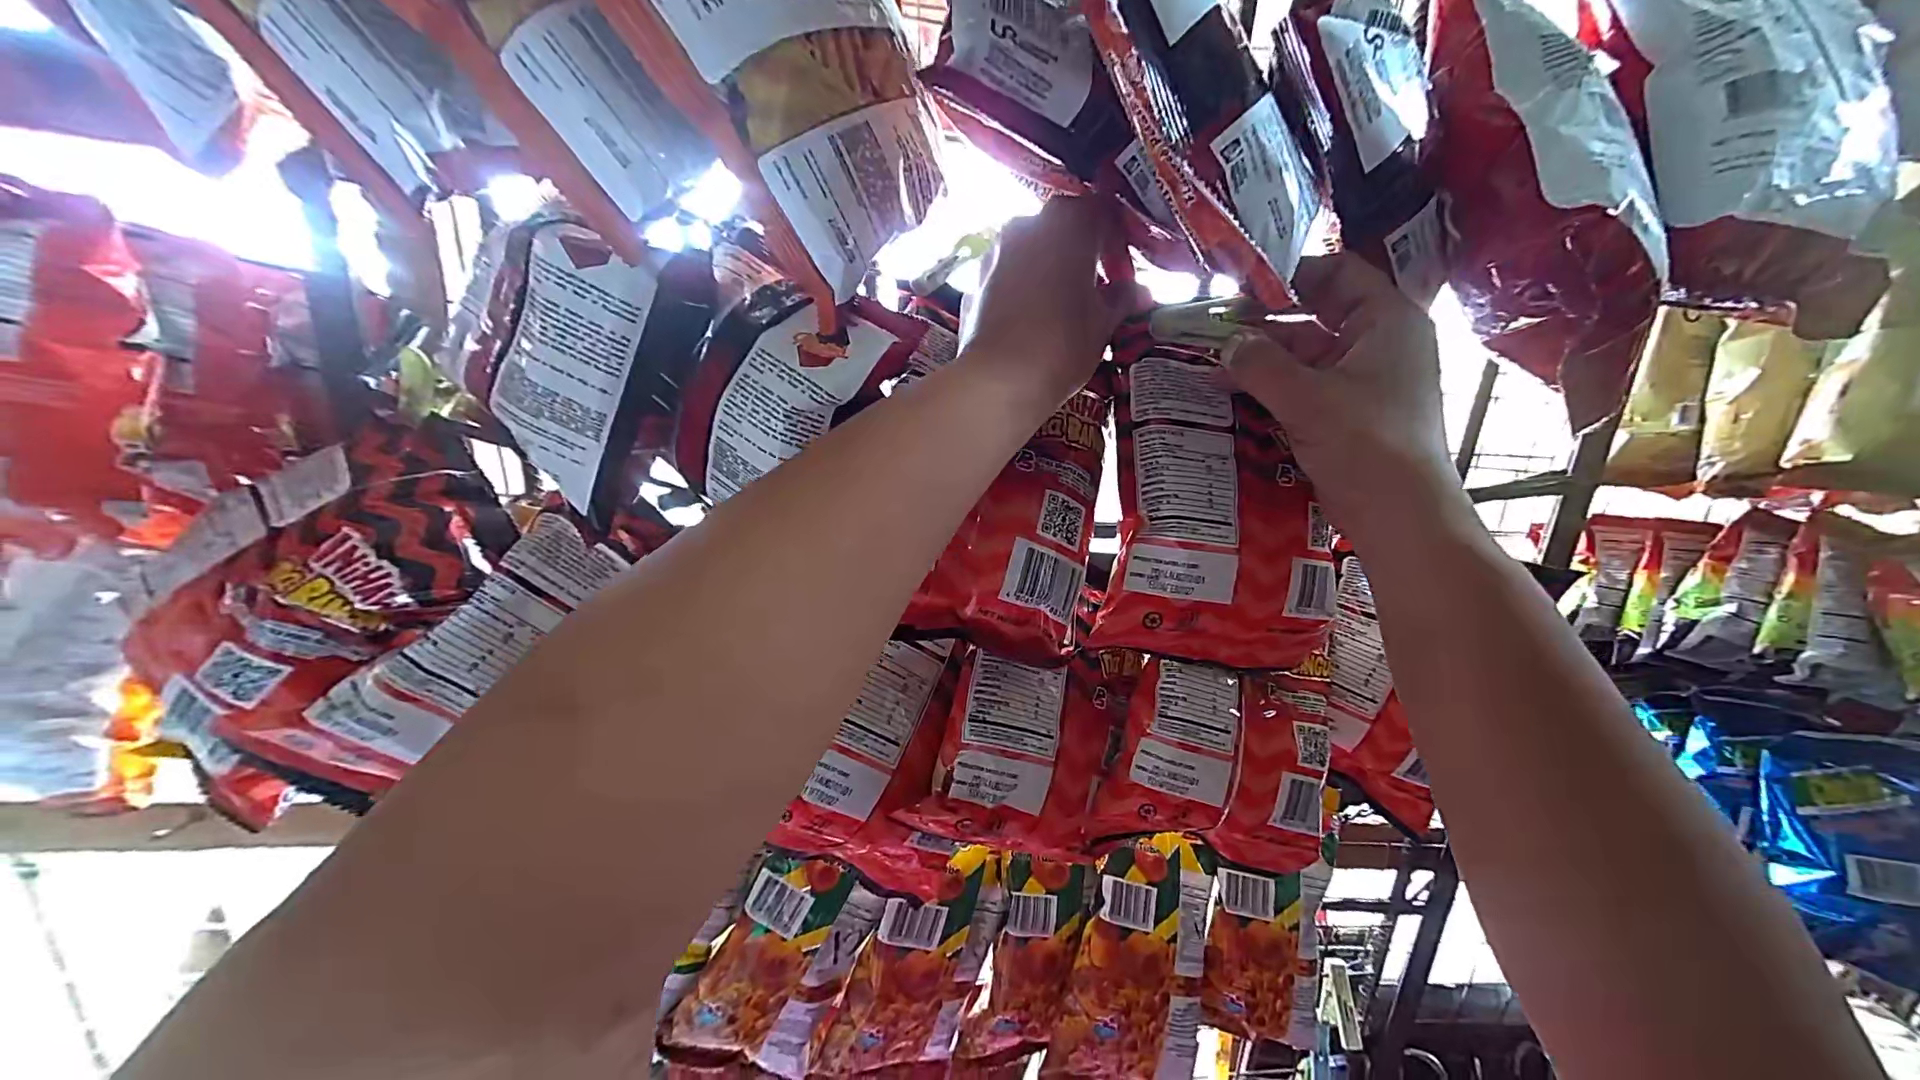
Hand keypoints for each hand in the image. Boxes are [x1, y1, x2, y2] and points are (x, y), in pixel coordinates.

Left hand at [962, 195, 1144, 404]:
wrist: (1000, 380)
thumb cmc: (1063, 344)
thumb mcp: (1103, 323)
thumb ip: (1121, 298)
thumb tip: (1139, 292)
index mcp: (1069, 222)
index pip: (1103, 212)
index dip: (1117, 240)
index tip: (1124, 271)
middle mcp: (1026, 224)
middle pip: (1062, 229)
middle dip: (1080, 255)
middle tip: (1095, 289)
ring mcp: (994, 252)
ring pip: (1030, 252)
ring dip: (1048, 271)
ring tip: (1061, 308)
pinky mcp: (973, 282)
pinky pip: (1006, 277)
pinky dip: (1021, 290)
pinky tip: (1030, 321)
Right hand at [1222, 253, 1468, 546]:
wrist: (1400, 515)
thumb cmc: (1366, 444)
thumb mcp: (1306, 398)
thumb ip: (1261, 364)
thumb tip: (1227, 343)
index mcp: (1387, 322)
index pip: (1337, 274)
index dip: (1290, 275)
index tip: (1241, 285)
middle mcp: (1379, 344)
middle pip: (1315, 318)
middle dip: (1264, 325)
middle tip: (1214, 330)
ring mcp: (1364, 382)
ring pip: (1305, 357)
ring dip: (1261, 362)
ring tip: (1213, 368)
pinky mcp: (1348, 415)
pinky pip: (1305, 389)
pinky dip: (1272, 390)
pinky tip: (1234, 396)